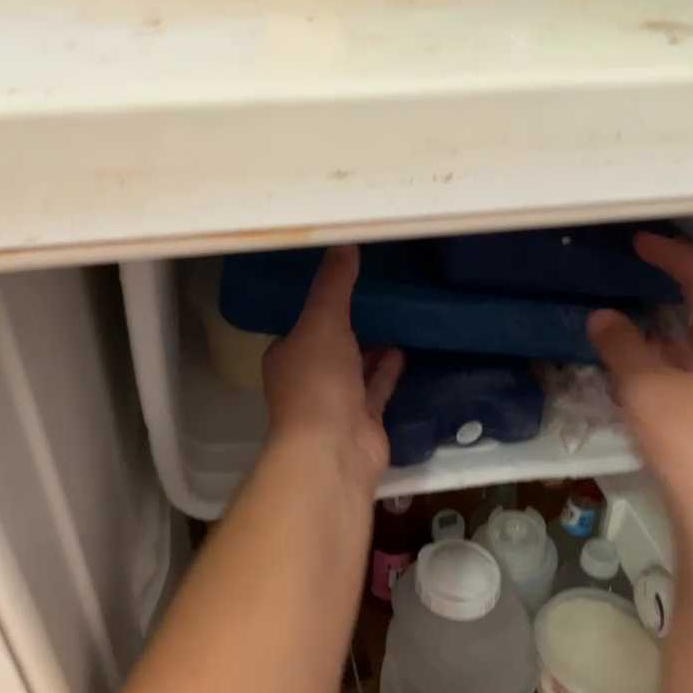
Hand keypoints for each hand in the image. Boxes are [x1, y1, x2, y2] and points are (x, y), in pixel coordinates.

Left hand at [262, 246, 404, 494]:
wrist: (334, 450)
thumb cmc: (317, 382)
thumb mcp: (322, 322)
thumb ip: (334, 285)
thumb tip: (344, 242)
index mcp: (287, 355)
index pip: (301, 324)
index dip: (320, 304)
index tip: (343, 280)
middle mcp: (308, 379)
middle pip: (330, 346)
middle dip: (350, 325)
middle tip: (377, 293)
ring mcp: (336, 402)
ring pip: (356, 368)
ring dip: (372, 347)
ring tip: (396, 317)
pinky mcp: (364, 420)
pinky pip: (377, 388)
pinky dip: (388, 370)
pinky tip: (405, 349)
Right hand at [587, 233, 692, 522]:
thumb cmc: (689, 441)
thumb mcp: (646, 387)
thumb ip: (622, 346)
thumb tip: (602, 316)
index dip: (676, 254)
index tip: (642, 241)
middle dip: (691, 270)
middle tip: (655, 258)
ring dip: (687, 303)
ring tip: (650, 296)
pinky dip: (680, 336)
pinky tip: (654, 348)